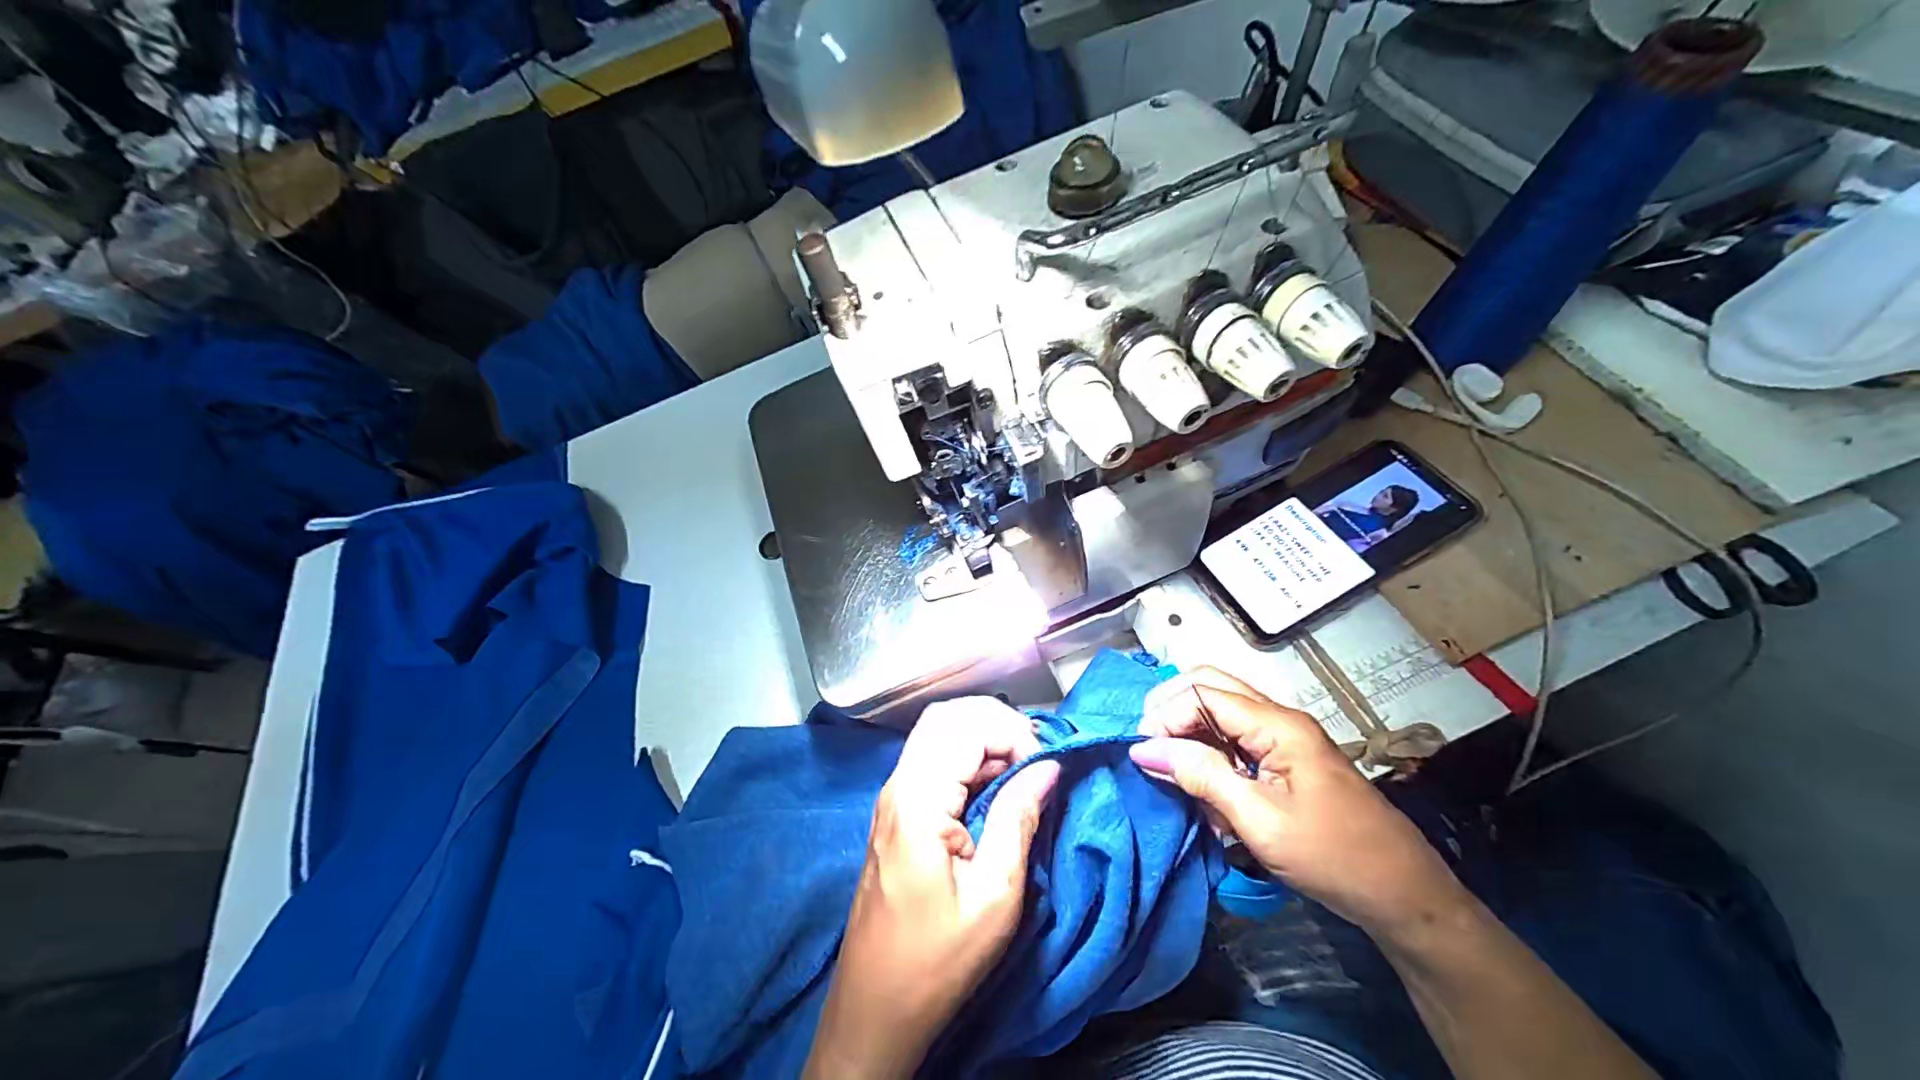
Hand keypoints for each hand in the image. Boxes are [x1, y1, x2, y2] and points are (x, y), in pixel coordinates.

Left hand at [804, 698, 1061, 1079]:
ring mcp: (892, 798)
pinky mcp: (897, 812)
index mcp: (916, 803)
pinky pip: (933, 759)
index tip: (1046, 764)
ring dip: (984, 737)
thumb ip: (1018, 818)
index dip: (1012, 732)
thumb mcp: (995, 896)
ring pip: (938, 733)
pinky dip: (969, 756)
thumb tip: (1047, 766)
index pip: (964, 727)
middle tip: (1037, 757)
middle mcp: (898, 787)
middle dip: (997, 723)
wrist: (877, 1007)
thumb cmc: (936, 961)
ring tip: (1023, 770)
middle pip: (945, 717)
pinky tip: (995, 784)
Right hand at [1129, 668, 1469, 941]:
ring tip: (1173, 773)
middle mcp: (1278, 719)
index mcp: (1277, 725)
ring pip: (1218, 711)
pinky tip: (1203, 793)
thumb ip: (1202, 776)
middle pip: (1210, 686)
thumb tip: (1146, 748)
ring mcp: (1282, 737)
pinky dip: (1208, 756)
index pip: (1203, 693)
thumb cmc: (1333, 857)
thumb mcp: (1259, 820)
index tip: (1142, 753)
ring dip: (1189, 735)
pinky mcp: (1282, 759)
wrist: (1402, 894)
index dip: (1165, 716)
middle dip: (1171, 710)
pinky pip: (1232, 739)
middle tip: (1147, 748)